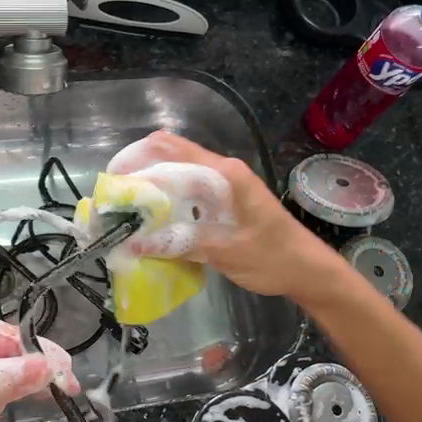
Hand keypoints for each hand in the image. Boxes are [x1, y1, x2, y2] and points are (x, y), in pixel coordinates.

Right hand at [109, 131, 341, 299]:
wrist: (309, 270)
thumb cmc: (273, 257)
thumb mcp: (226, 252)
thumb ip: (181, 243)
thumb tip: (133, 243)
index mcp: (224, 173)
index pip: (172, 151)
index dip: (138, 160)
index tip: (113, 182)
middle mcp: (221, 171)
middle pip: (171, 158)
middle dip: (139, 174)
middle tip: (114, 200)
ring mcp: (222, 186)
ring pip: (178, 176)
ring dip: (152, 190)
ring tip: (125, 213)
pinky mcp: (223, 202)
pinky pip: (188, 194)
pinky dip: (167, 203)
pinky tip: (152, 224)